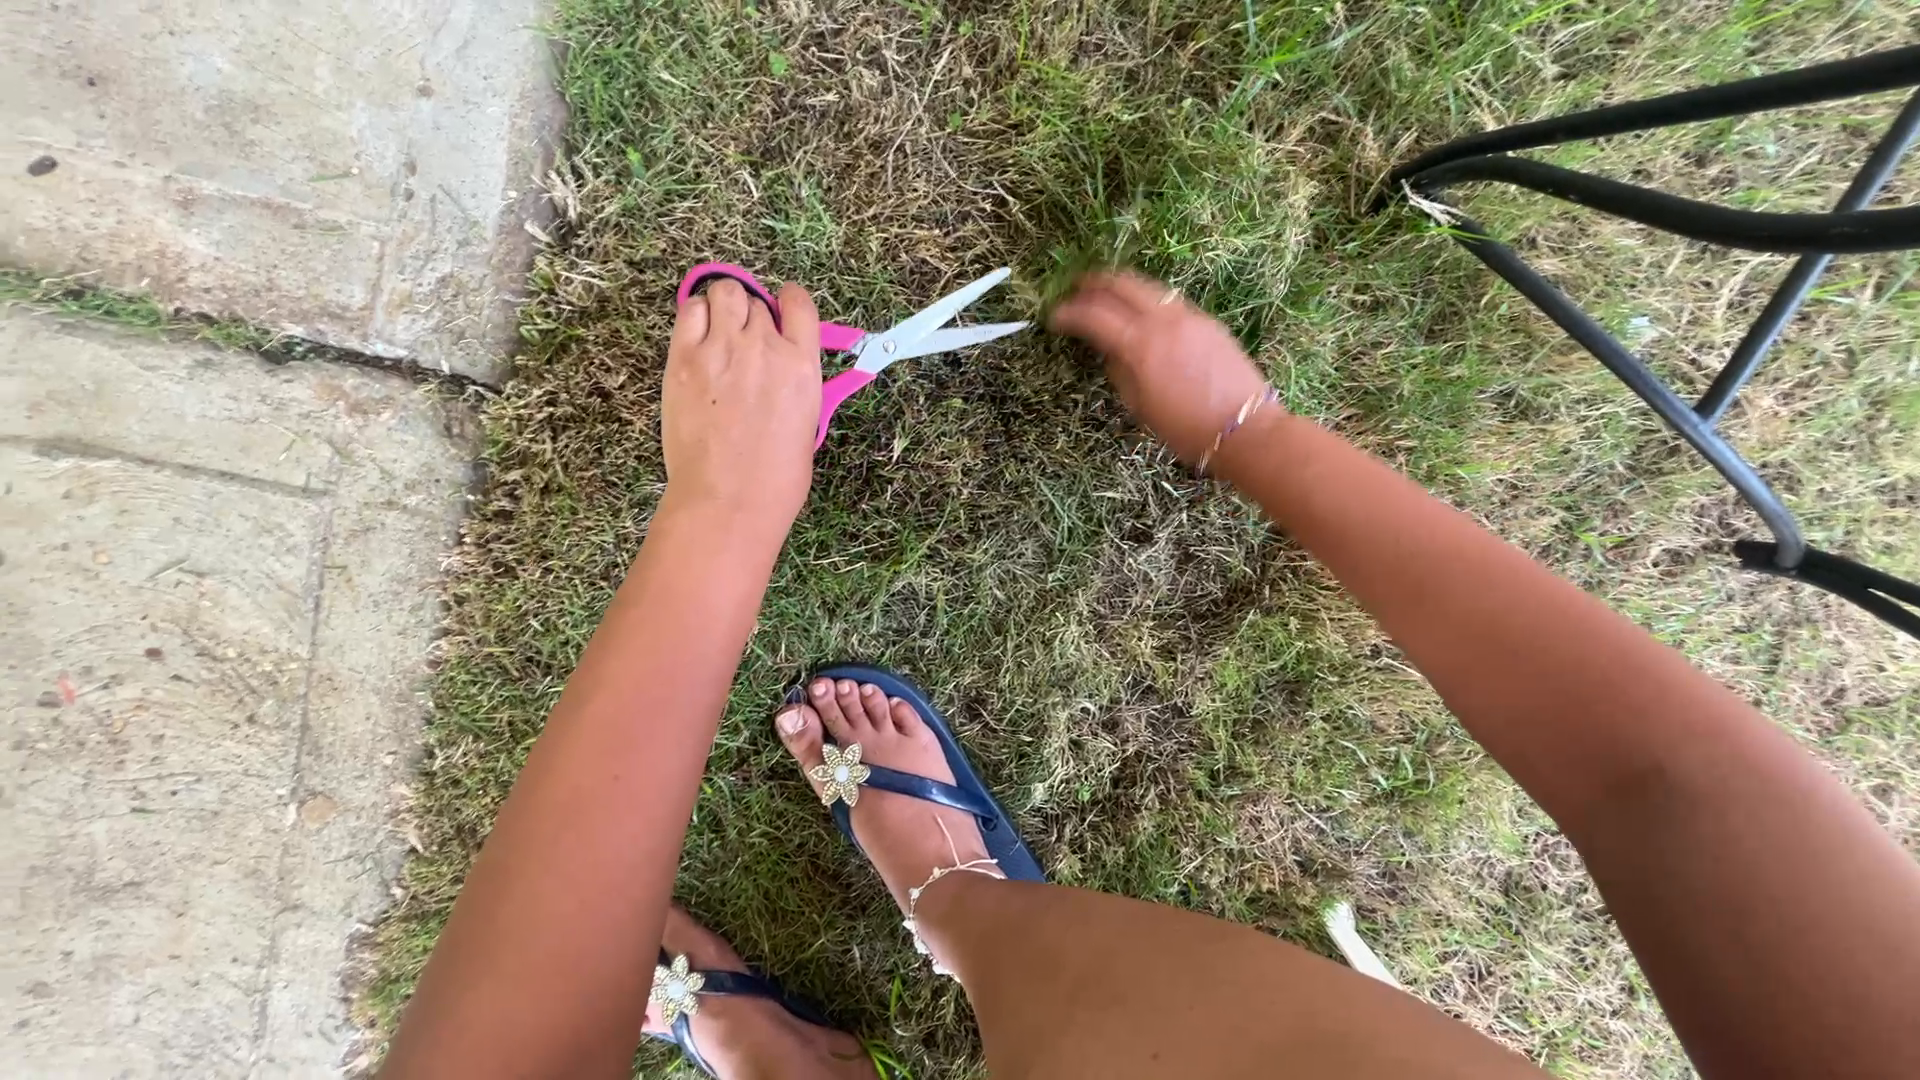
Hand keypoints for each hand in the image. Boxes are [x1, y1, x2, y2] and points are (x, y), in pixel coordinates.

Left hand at [662, 278, 821, 528]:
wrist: (728, 499)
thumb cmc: (775, 479)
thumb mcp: (807, 425)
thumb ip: (795, 385)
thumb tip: (782, 372)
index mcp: (802, 366)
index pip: (799, 303)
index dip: (787, 303)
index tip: (780, 314)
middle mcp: (764, 347)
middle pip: (756, 301)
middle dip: (751, 316)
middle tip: (743, 342)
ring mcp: (721, 348)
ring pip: (723, 293)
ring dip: (723, 306)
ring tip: (718, 332)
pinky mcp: (683, 357)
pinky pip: (689, 310)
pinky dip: (695, 316)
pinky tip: (697, 339)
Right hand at [1049, 270, 1273, 464]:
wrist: (1245, 429)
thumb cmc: (1186, 429)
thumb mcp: (1140, 407)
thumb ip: (1121, 373)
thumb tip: (1112, 353)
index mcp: (1141, 346)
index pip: (1094, 316)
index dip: (1069, 313)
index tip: (1054, 317)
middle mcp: (1164, 321)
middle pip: (1122, 284)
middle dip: (1094, 283)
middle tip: (1076, 289)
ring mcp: (1190, 317)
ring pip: (1148, 287)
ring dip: (1122, 286)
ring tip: (1106, 294)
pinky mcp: (1208, 322)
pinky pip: (1170, 300)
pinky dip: (1147, 299)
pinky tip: (1142, 313)